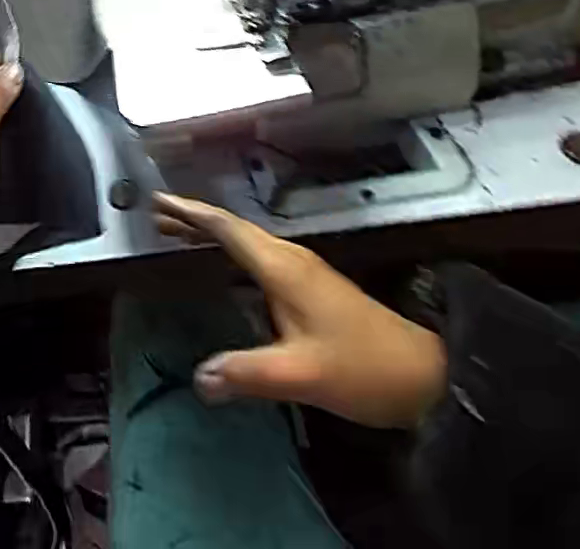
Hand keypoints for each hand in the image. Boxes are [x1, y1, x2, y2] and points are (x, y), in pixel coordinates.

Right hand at [152, 192, 446, 428]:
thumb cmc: (362, 367)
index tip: (159, 201)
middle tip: (157, 218)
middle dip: (194, 221)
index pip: (228, 230)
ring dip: (210, 236)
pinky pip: (256, 259)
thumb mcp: (301, 374)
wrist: (422, 373)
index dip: (191, 214)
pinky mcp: (308, 287)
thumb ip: (247, 374)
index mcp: (283, 267)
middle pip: (234, 230)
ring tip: (176, 236)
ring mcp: (301, 272)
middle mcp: (290, 260)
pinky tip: (222, 270)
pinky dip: (229, 254)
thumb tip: (199, 377)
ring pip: (245, 243)